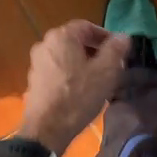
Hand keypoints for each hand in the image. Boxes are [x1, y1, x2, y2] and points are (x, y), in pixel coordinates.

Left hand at [17, 20, 128, 153]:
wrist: (46, 130)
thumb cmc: (78, 96)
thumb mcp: (105, 72)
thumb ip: (115, 50)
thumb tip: (123, 36)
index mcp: (61, 36)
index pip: (87, 26)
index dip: (105, 36)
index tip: (118, 51)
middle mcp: (45, 43)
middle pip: (75, 41)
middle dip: (94, 51)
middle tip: (110, 66)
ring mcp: (36, 62)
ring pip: (65, 56)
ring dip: (82, 63)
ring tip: (97, 80)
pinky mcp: (33, 80)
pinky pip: (56, 70)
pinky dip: (70, 74)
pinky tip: (80, 91)